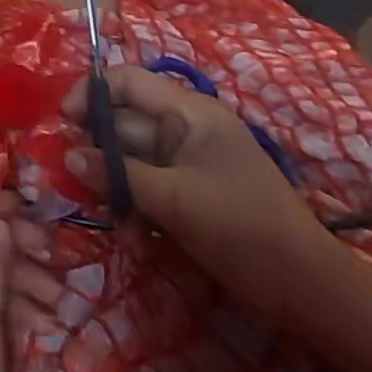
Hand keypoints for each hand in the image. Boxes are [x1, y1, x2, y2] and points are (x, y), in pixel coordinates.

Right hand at [61, 67, 332, 318]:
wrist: (308, 289)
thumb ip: (119, 175)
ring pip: (131, 160)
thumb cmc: (243, 228)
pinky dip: (135, 207)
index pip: (127, 81)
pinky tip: (135, 239)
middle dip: (98, 153)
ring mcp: (186, 161)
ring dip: (116, 189)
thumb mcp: (174, 200)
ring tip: (116, 225)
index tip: (63, 123)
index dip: (91, 94)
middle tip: (72, 181)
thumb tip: (68, 154)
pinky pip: (147, 186)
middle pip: (124, 124)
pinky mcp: (188, 192)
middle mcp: (184, 128)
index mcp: (188, 112)